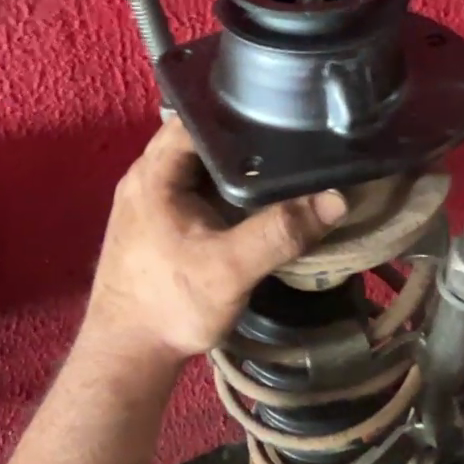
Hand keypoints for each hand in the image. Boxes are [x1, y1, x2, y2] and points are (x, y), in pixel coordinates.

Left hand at [80, 118, 347, 367]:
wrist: (128, 355)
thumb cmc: (170, 305)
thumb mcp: (231, 268)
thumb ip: (281, 232)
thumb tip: (335, 199)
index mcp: (153, 174)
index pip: (196, 118)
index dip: (236, 109)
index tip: (278, 109)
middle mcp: (145, 179)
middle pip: (199, 141)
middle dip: (242, 141)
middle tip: (290, 136)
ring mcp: (149, 203)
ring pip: (198, 169)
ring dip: (234, 169)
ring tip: (282, 162)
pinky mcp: (157, 226)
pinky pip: (195, 192)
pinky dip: (223, 193)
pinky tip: (255, 202)